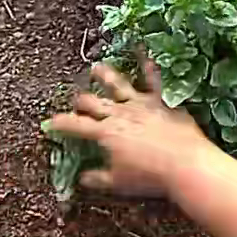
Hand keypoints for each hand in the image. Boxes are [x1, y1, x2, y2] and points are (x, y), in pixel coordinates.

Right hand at [45, 57, 223, 198]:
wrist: (184, 163)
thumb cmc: (150, 176)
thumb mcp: (118, 182)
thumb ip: (98, 178)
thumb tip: (83, 178)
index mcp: (105, 133)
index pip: (76, 125)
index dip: (61, 123)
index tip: (52, 122)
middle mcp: (120, 113)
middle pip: (93, 102)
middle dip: (82, 101)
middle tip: (77, 101)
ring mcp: (141, 104)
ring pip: (118, 84)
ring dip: (105, 75)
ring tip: (96, 67)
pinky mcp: (161, 101)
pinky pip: (154, 80)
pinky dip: (148, 66)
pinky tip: (145, 55)